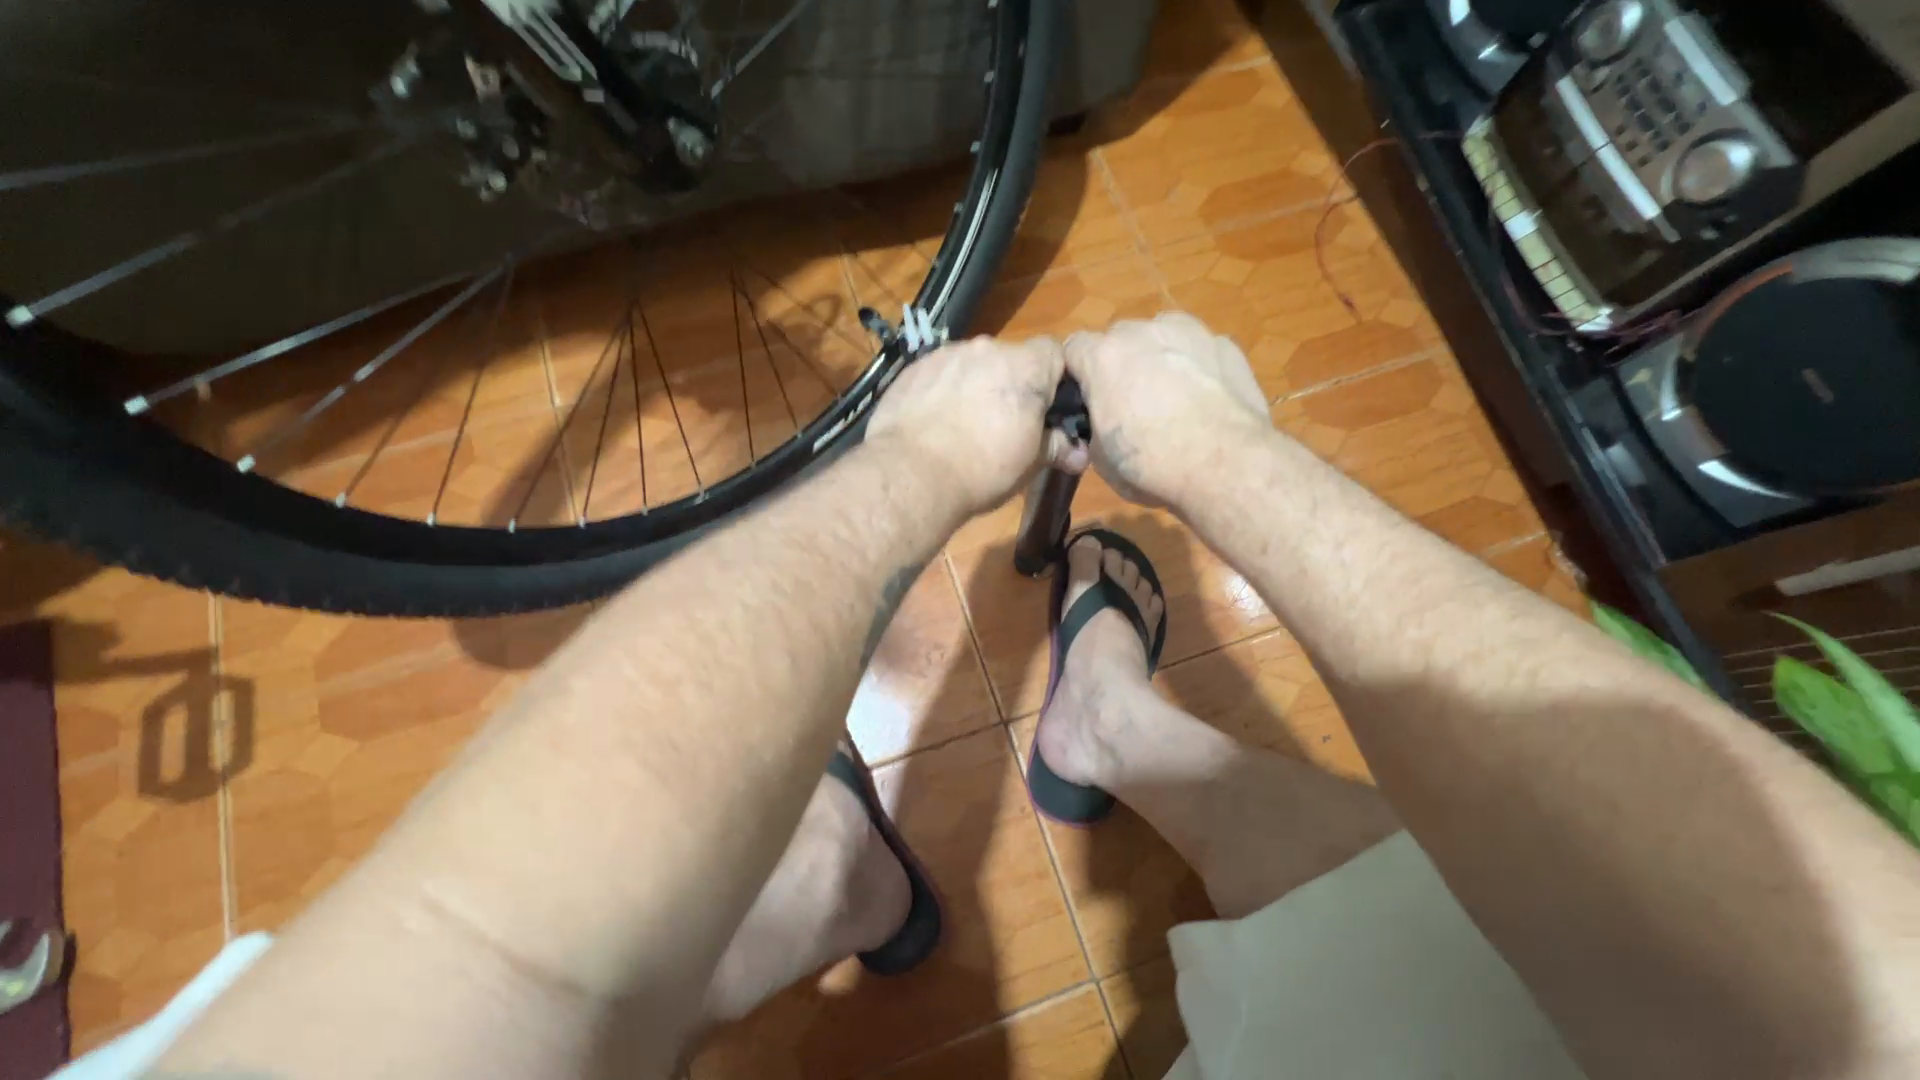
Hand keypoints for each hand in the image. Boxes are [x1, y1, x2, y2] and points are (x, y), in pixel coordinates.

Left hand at [867, 335, 1064, 513]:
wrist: (913, 473)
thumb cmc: (984, 468)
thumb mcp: (1029, 463)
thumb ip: (1056, 447)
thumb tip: (1079, 454)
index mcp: (1026, 367)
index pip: (1054, 352)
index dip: (1053, 378)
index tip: (1046, 407)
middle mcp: (987, 348)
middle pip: (1009, 358)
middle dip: (1009, 384)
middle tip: (1002, 423)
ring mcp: (947, 354)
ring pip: (971, 364)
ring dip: (973, 385)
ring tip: (961, 424)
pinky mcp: (914, 367)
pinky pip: (938, 373)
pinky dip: (941, 390)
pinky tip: (933, 422)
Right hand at [1063, 313, 1272, 508]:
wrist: (1225, 465)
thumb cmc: (1152, 466)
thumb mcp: (1102, 460)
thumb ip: (1095, 427)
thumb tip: (1103, 426)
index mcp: (1103, 358)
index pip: (1074, 348)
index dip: (1079, 375)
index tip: (1088, 400)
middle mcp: (1142, 332)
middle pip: (1119, 339)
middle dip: (1121, 364)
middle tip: (1132, 404)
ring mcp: (1188, 332)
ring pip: (1162, 335)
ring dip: (1159, 358)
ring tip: (1174, 397)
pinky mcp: (1225, 344)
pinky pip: (1200, 350)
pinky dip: (1198, 367)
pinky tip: (1207, 400)